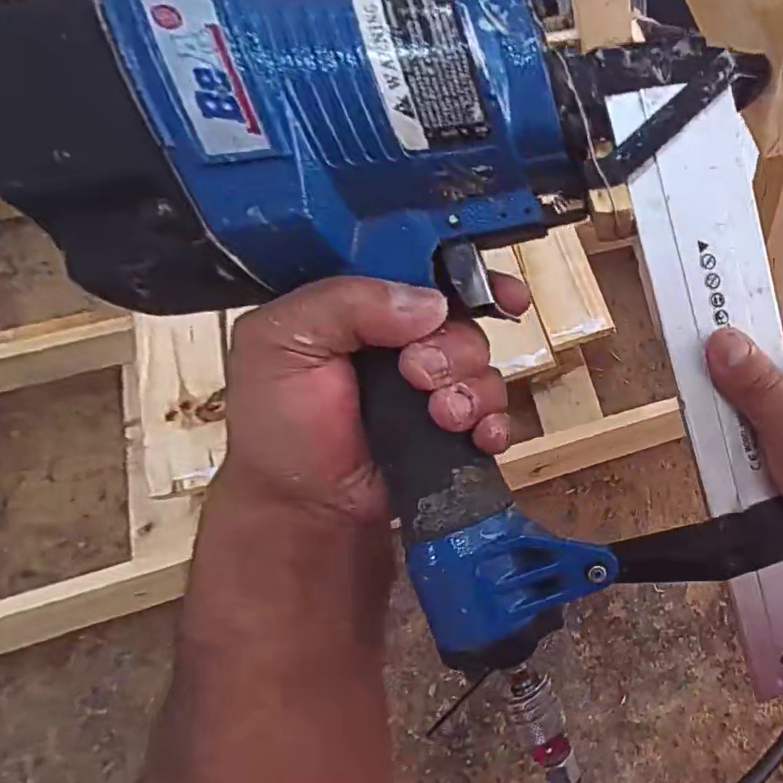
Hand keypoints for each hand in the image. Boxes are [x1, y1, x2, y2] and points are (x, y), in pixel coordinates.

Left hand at [219, 275, 528, 523]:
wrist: (311, 507)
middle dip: (454, 353)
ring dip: (472, 394)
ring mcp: (442, 388)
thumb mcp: (279, 343)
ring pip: (488, 371)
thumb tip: (433, 304)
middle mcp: (409, 344)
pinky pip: (502, 415)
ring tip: (441, 419)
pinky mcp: (465, 428)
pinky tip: (477, 437)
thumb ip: (343, 304)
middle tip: (418, 377)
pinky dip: (496, 425)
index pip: (425, 275)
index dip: (469, 277)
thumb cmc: (281, 426)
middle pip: (466, 326)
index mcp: (365, 311)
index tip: (502, 293)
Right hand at [705, 315, 782, 559]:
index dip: (736, 328)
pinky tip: (768, 457)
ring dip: (758, 413)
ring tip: (746, 440)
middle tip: (718, 404)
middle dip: (743, 381)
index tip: (702, 342)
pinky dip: (776, 433)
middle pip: (776, 359)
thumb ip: (751, 379)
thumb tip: (723, 339)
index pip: (774, 319)